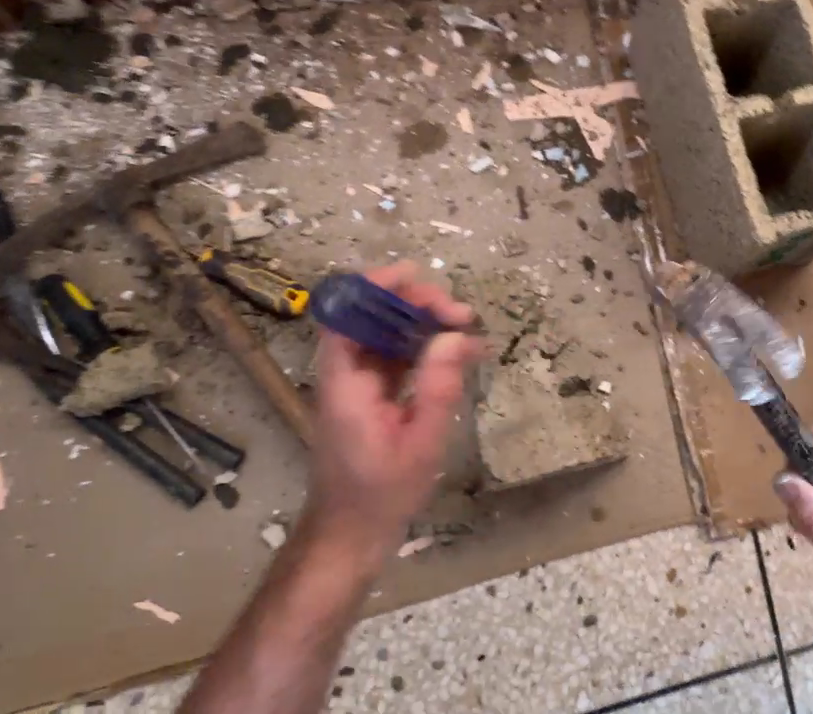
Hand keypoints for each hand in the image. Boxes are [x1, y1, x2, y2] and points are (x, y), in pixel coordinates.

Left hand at [300, 262, 482, 569]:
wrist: (351, 536)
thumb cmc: (381, 495)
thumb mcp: (420, 445)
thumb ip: (438, 389)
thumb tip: (456, 336)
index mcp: (345, 384)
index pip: (345, 316)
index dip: (374, 288)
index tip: (416, 276)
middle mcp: (347, 376)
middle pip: (372, 317)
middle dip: (415, 303)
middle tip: (461, 314)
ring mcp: (361, 385)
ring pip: (387, 333)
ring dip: (425, 322)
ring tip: (466, 327)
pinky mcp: (375, 396)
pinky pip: (398, 356)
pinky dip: (426, 346)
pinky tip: (460, 350)